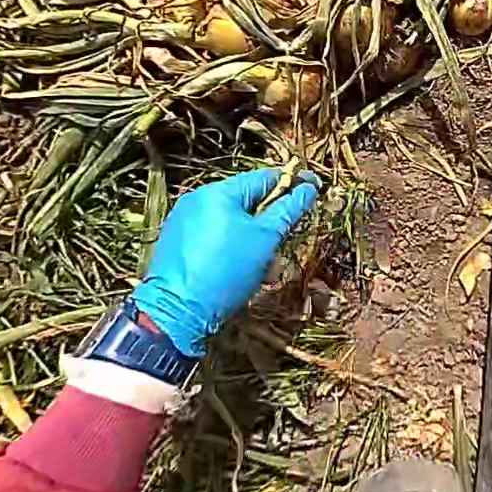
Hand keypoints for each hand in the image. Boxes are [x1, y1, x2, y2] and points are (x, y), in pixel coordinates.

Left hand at [131, 168, 319, 354]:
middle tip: (288, 237)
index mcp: (219, 192)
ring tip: (267, 265)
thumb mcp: (266, 238)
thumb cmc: (227, 270)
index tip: (314, 189)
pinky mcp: (179, 243)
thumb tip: (309, 187)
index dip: (293, 183)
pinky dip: (235, 246)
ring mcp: (185, 222)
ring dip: (256, 237)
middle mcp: (199, 200)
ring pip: (235, 221)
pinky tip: (245, 270)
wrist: (176, 314)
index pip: (265, 177)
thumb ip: (289, 209)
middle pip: (249, 200)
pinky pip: (217, 235)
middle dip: (273, 219)